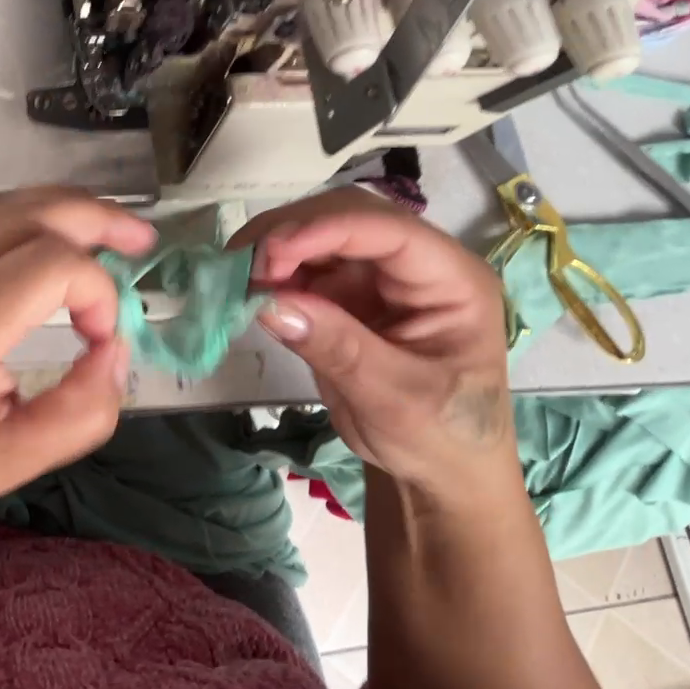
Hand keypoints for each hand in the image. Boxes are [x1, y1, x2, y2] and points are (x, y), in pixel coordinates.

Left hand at [0, 189, 155, 542]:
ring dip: (63, 212)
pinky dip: (26, 220)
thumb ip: (83, 411)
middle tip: (140, 240)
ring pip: (4, 206)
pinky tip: (51, 242)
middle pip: (32, 213)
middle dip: (96, 219)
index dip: (99, 292)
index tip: (103, 340)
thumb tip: (116, 352)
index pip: (53, 265)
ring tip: (108, 235)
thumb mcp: (13, 461)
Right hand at [231, 187, 517, 495]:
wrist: (437, 471)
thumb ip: (337, 346)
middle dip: (292, 232)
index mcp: (451, 280)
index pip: (386, 230)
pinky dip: (271, 272)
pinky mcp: (346, 291)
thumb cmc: (439, 437)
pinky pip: (302, 265)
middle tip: (243, 266)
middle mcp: (414, 264)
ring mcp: (378, 275)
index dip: (325, 230)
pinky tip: (248, 291)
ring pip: (317, 233)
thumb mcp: (394, 399)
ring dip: (274, 248)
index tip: (270, 254)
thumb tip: (269, 302)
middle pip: (347, 216)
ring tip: (238, 279)